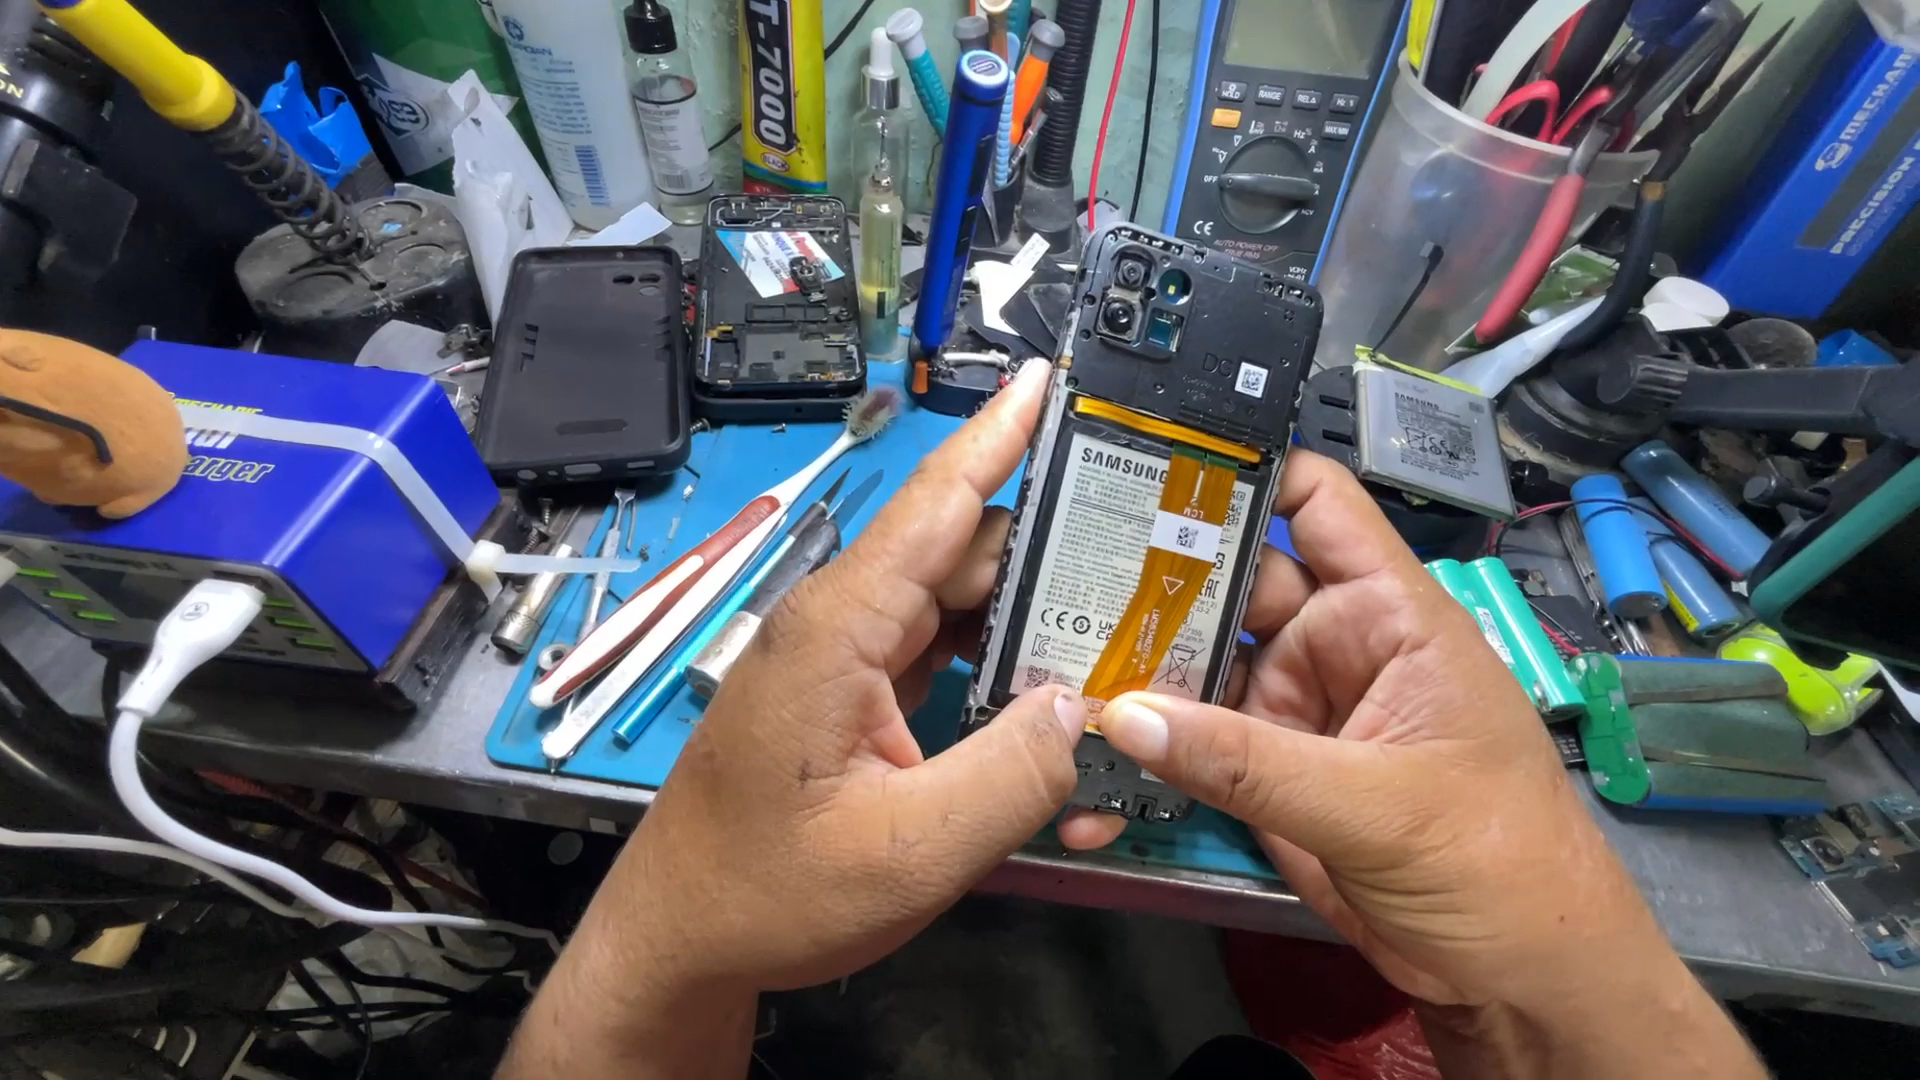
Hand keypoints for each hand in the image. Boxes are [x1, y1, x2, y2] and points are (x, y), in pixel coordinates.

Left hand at [602, 358, 1083, 989]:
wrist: (683, 934)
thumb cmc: (768, 891)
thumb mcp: (907, 851)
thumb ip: (1011, 778)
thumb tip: (1085, 706)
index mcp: (842, 625)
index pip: (937, 505)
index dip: (996, 436)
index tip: (1044, 379)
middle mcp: (845, 617)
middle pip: (967, 555)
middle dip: (1054, 555)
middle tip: (1145, 563)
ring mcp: (850, 650)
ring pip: (960, 603)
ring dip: (1031, 616)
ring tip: (1112, 634)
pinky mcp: (856, 684)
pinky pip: (942, 646)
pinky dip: (996, 660)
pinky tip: (1045, 687)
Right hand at [1082, 451, 1675, 1009]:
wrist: (1511, 979)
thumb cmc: (1497, 864)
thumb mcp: (1378, 804)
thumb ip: (1247, 761)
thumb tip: (1124, 716)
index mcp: (1382, 612)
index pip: (1315, 504)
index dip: (1246, 470)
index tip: (1157, 461)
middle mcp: (1323, 640)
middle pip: (1225, 580)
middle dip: (1152, 572)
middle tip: (1064, 565)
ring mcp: (1282, 701)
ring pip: (1193, 658)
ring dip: (1133, 659)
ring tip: (1053, 648)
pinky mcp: (1253, 758)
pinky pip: (1184, 733)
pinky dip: (1142, 737)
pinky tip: (1089, 742)